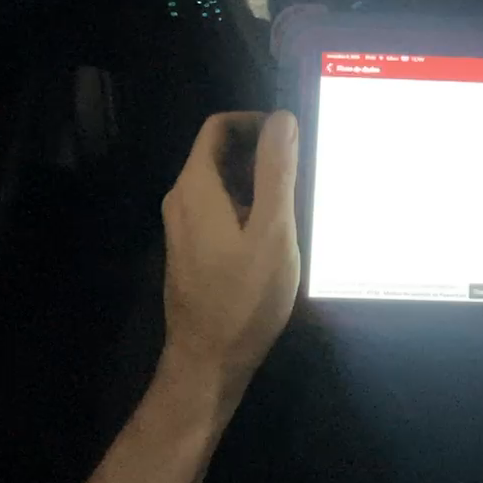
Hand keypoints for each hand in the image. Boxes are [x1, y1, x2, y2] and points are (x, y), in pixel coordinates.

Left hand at [160, 111, 300, 388]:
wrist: (207, 364)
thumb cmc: (244, 296)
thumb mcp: (272, 230)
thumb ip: (277, 170)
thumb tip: (283, 118)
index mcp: (196, 186)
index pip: (218, 127)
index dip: (254, 122)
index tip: (289, 138)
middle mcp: (182, 198)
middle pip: (219, 151)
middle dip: (260, 151)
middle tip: (300, 172)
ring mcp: (183, 225)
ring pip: (221, 180)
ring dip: (256, 179)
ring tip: (293, 201)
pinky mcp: (191, 247)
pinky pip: (218, 205)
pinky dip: (246, 203)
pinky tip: (273, 231)